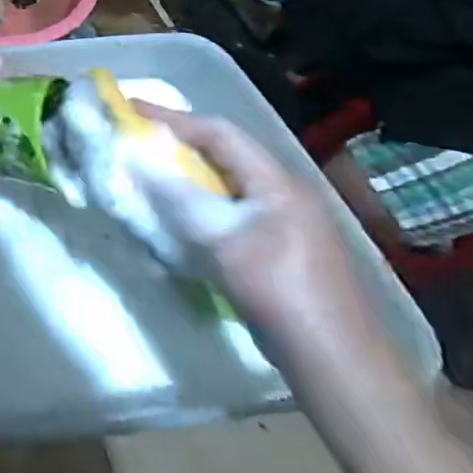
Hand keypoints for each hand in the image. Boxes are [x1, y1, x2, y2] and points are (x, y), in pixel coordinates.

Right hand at [126, 104, 379, 337]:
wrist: (339, 364)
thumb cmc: (280, 293)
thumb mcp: (223, 242)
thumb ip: (181, 199)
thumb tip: (140, 162)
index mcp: (276, 180)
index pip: (219, 132)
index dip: (173, 118)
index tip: (132, 108)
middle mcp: (285, 191)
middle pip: (225, 153)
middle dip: (180, 144)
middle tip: (140, 141)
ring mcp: (287, 221)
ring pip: (229, 184)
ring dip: (190, 176)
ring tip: (154, 176)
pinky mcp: (283, 248)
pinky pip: (234, 211)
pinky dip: (203, 205)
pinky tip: (184, 220)